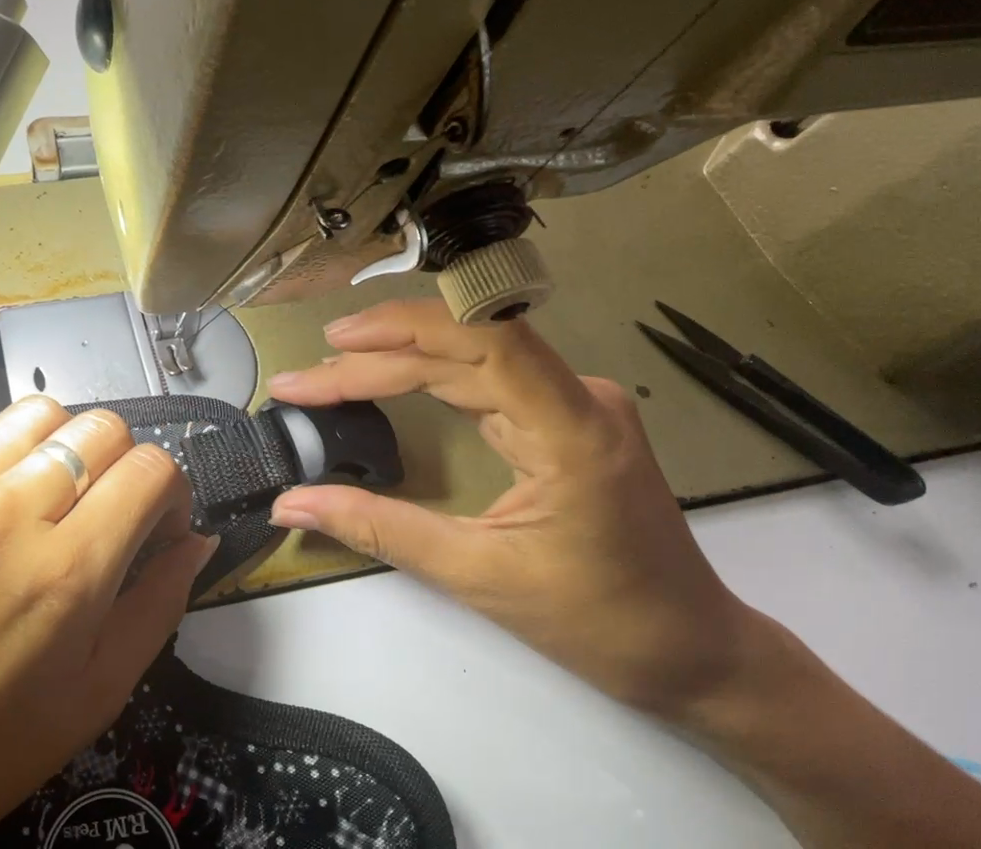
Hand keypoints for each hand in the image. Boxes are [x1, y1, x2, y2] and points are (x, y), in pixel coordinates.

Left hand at [0, 396, 215, 848]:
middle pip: (100, 426)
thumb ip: (159, 604)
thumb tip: (196, 540)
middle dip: (123, 465)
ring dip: (63, 447)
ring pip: (37, 412)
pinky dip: (3, 452)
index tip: (157, 529)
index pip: (150, 468)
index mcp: (66, 571)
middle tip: (107, 515)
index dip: (170, 495)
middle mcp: (7, 510)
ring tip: (52, 498)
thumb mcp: (96, 696)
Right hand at [266, 298, 754, 716]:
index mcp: (572, 429)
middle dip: (376, 354)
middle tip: (301, 380)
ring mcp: (571, 404)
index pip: (482, 341)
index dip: (402, 329)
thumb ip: (378, 529)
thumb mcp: (477, 577)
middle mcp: (576, 398)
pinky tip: (380, 380)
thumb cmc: (598, 621)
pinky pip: (482, 378)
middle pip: (464, 345)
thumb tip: (289, 503)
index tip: (331, 345)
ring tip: (325, 375)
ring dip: (394, 360)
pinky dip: (422, 376)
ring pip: (469, 356)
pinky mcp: (560, 418)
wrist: (690, 651)